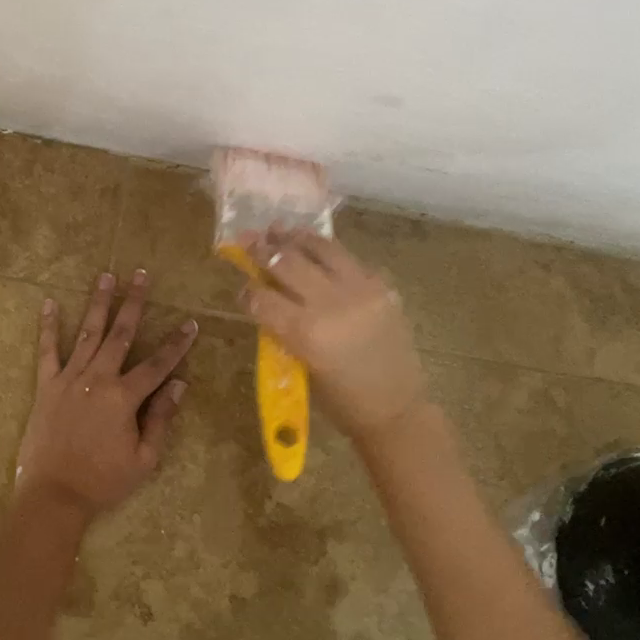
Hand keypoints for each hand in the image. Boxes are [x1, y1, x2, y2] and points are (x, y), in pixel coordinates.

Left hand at [15, 270, 197, 519]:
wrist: (53, 495)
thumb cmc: (103, 481)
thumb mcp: (144, 459)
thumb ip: (161, 419)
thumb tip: (179, 384)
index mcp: (124, 397)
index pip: (157, 364)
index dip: (177, 344)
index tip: (191, 323)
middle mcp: (98, 379)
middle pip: (121, 334)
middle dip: (134, 302)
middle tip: (141, 274)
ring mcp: (70, 379)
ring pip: (88, 333)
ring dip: (99, 303)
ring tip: (106, 276)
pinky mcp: (46, 386)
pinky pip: (47, 351)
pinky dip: (48, 326)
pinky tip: (50, 303)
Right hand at [241, 230, 426, 442]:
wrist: (397, 409)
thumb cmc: (342, 402)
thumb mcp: (302, 367)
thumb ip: (284, 330)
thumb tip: (266, 299)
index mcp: (306, 333)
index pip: (263, 298)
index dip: (248, 290)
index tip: (242, 285)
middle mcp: (331, 304)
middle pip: (288, 263)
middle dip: (263, 249)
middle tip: (248, 238)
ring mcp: (360, 290)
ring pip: (322, 249)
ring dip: (296, 238)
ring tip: (280, 230)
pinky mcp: (382, 287)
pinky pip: (350, 260)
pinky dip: (329, 253)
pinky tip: (318, 249)